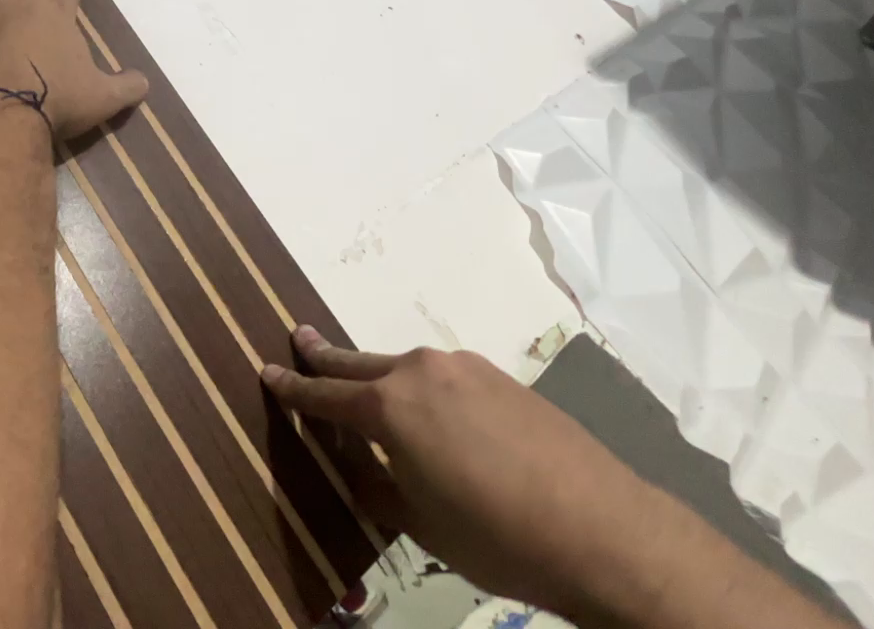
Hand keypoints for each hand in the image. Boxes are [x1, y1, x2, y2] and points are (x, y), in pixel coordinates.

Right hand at [263, 328, 693, 623]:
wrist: (606, 531)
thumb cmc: (495, 535)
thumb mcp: (419, 523)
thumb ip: (378, 487)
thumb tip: (363, 469)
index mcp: (389, 408)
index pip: (323, 396)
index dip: (292, 388)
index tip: (267, 371)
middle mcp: (419, 372)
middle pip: (358, 362)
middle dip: (325, 355)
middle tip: (300, 338)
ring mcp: (463, 369)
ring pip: (402, 367)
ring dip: (379, 375)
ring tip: (368, 390)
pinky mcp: (500, 378)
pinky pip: (442, 376)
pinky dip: (421, 386)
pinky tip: (435, 413)